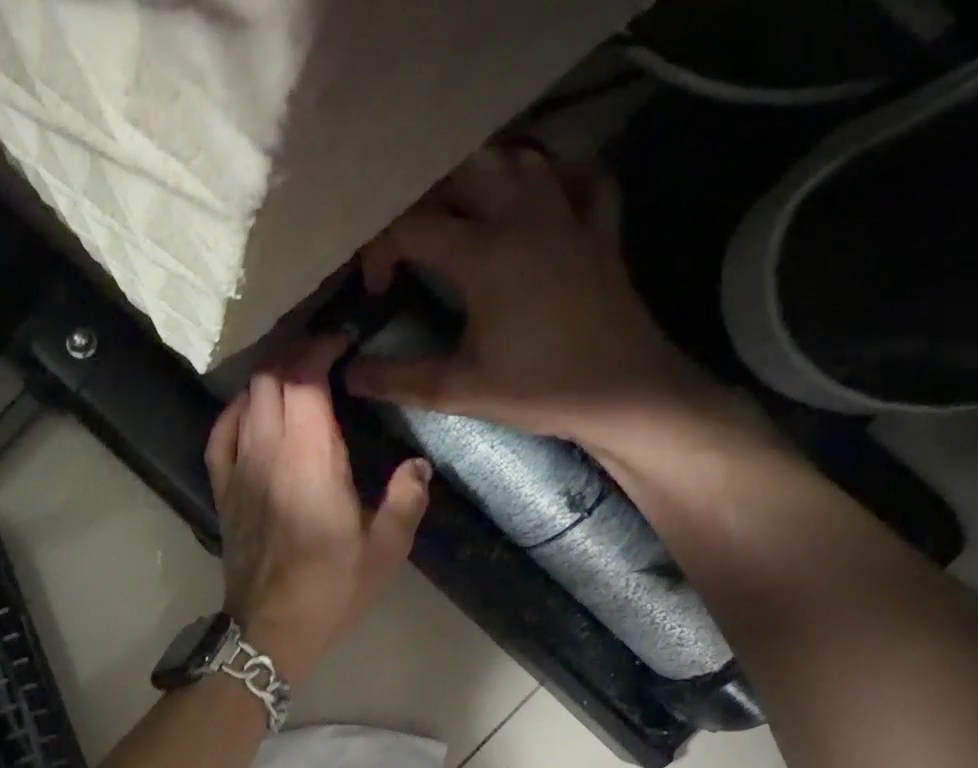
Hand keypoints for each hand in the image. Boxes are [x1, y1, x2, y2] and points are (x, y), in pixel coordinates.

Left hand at [206, 336, 430, 683]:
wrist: (269, 628)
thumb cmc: (331, 589)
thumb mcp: (385, 549)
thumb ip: (405, 500)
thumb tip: (418, 466)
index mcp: (309, 459)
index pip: (302, 381)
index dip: (318, 351)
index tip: (342, 342)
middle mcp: (266, 452)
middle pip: (269, 379)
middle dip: (295, 356)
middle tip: (326, 356)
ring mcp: (238, 469)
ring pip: (245, 400)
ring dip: (270, 379)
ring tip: (297, 378)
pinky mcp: (222, 488)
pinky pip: (220, 433)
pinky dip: (237, 411)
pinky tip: (255, 411)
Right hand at [346, 146, 731, 457]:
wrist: (630, 396)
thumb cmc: (542, 389)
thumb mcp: (458, 389)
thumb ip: (395, 378)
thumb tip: (347, 373)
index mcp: (484, 254)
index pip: (409, 225)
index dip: (378, 251)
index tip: (376, 289)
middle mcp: (523, 218)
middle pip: (459, 173)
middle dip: (420, 200)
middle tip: (407, 239)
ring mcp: (567, 216)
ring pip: (517, 162)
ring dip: (479, 178)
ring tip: (455, 213)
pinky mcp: (599, 229)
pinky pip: (579, 176)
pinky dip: (553, 174)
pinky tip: (535, 194)